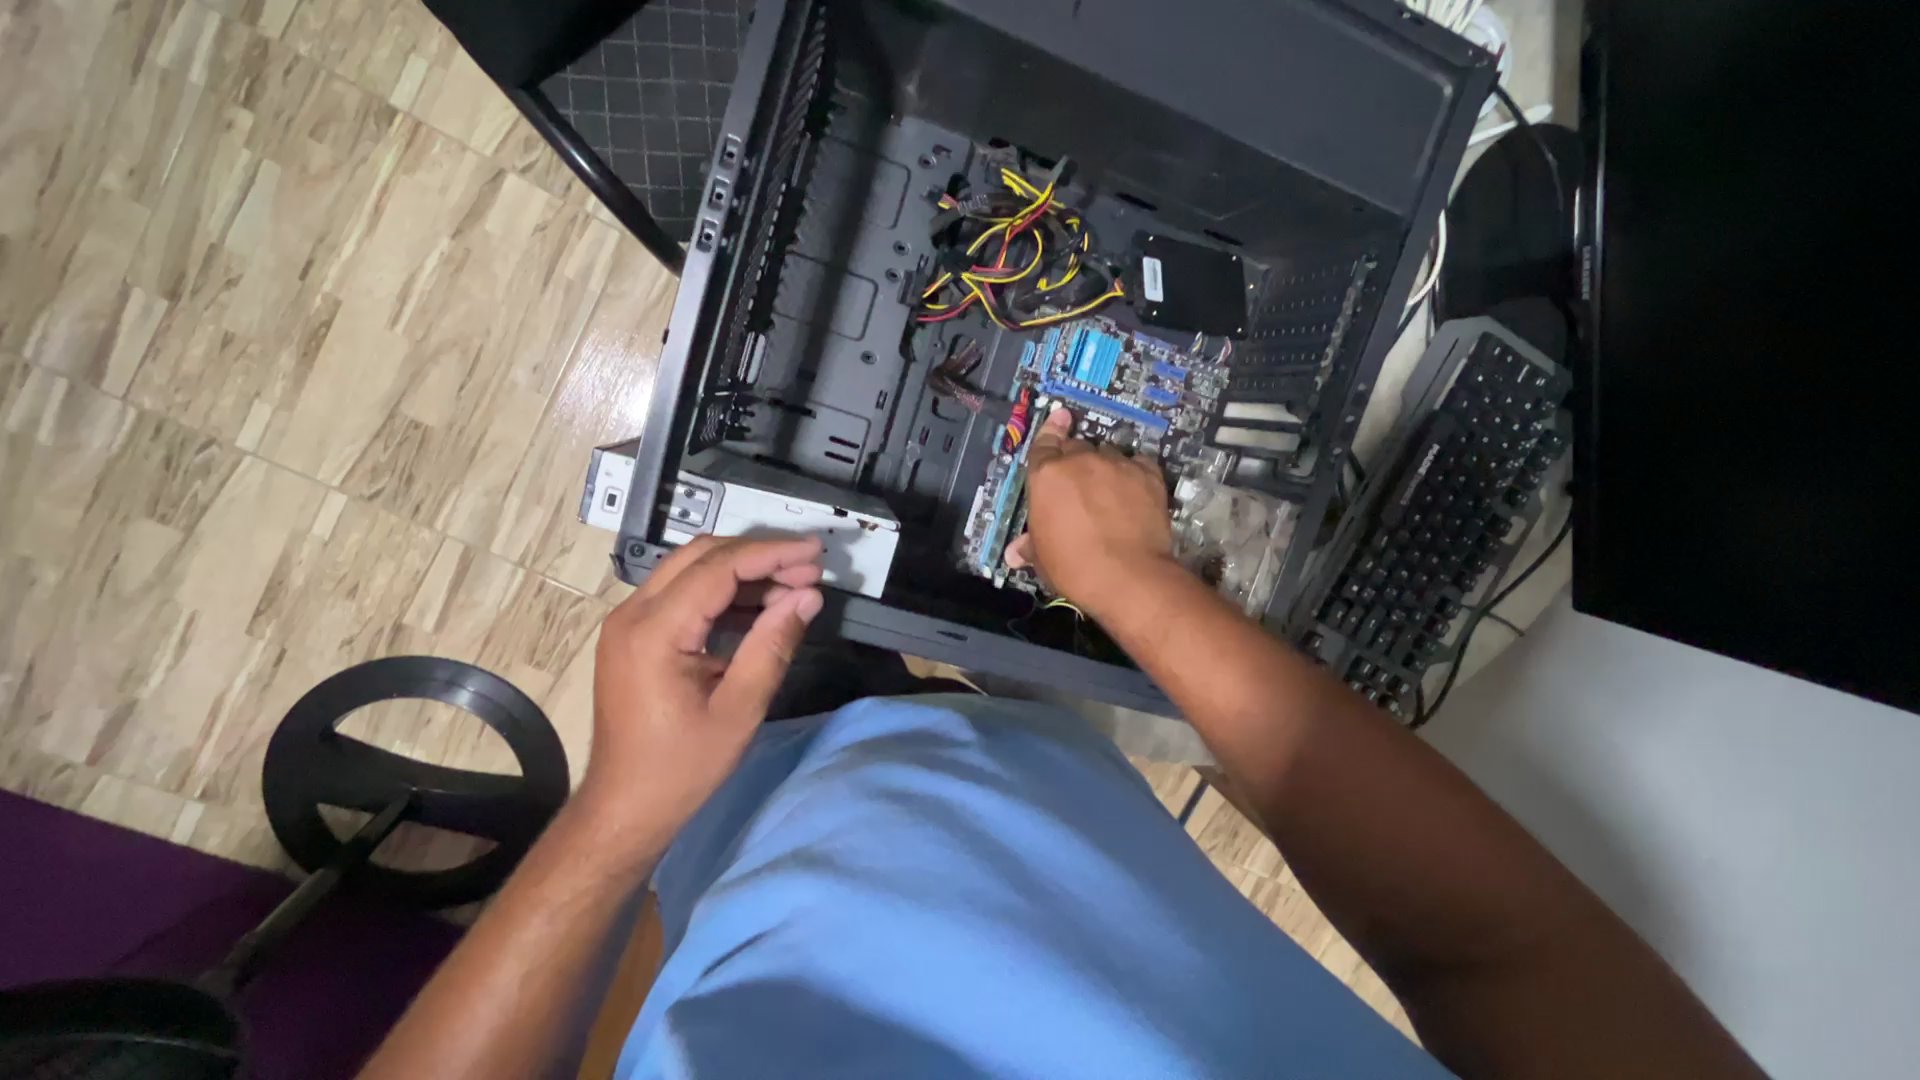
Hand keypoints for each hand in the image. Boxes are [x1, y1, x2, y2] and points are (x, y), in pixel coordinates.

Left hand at [581, 535, 824, 843]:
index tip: (815, 553)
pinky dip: (723, 592)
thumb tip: (807, 596)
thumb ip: (772, 645)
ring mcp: (628, 622)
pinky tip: (760, 607)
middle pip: (702, 555)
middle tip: (809, 570)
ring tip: (793, 587)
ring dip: (743, 571)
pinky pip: (682, 594)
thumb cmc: (681, 767)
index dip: (772, 553)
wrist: (624, 806)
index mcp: (654, 631)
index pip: (719, 567)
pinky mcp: (633, 634)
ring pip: (691, 569)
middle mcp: (632, 614)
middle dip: (759, 555)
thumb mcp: (739, 709)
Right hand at [1006, 406, 1175, 614]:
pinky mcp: (1148, 474)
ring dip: (1106, 466)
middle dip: (1076, 459)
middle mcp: (1080, 460)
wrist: (1127, 576)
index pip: (1044, 444)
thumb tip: (1015, 554)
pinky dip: (1136, 472)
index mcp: (1047, 476)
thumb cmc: (1073, 567)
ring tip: (1110, 488)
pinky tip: (1136, 488)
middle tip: (1081, 481)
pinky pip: (1139, 463)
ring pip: (1109, 453)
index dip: (1051, 431)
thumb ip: (1030, 546)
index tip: (1060, 418)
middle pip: (1077, 447)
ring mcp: (1116, 464)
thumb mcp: (1043, 557)